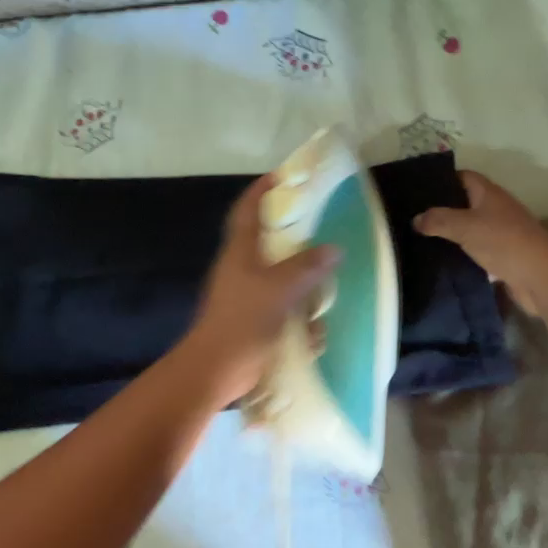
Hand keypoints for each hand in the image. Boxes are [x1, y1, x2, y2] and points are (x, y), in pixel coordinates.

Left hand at [176, 175, 340, 407]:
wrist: (215, 370)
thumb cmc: (243, 321)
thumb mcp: (280, 289)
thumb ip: (306, 267)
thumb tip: (332, 248)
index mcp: (239, 251)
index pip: (247, 209)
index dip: (261, 190)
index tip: (281, 177)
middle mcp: (238, 267)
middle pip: (265, 242)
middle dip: (293, 242)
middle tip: (320, 239)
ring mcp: (242, 294)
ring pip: (277, 279)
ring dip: (301, 289)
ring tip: (323, 296)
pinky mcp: (249, 320)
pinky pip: (280, 309)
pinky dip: (297, 318)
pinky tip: (312, 334)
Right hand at [413, 171, 547, 317]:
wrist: (542, 278)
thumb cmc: (503, 242)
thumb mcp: (464, 226)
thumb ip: (437, 220)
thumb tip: (416, 219)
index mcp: (489, 193)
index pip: (462, 176)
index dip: (442, 179)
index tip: (418, 188)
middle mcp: (496, 208)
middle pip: (465, 202)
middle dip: (442, 208)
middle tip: (414, 215)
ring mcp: (502, 232)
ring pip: (470, 227)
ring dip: (452, 233)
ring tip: (422, 237)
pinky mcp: (504, 255)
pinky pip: (477, 249)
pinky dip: (463, 253)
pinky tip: (444, 259)